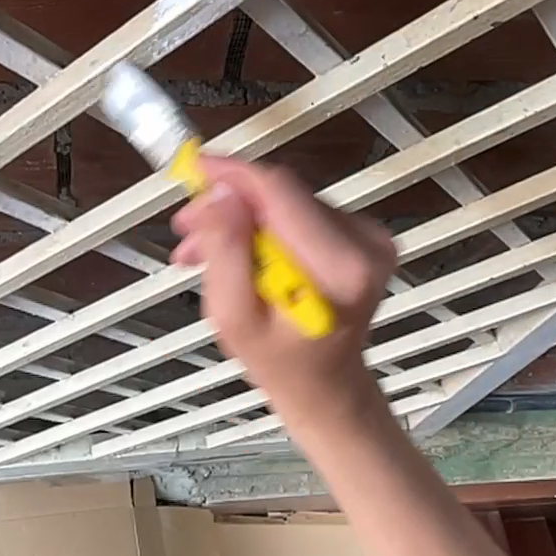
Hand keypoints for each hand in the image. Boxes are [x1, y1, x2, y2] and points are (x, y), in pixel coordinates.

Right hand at [170, 155, 396, 425]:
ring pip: (286, 202)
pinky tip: (236, 252)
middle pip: (282, 195)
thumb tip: (219, 194)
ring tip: (202, 251)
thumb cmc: (278, 363)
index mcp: (340, 266)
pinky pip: (299, 213)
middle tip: (185, 230)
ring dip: (240, 218)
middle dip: (227, 204)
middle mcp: (365, 242)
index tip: (191, 169)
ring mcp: (369, 236)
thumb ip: (226, 253)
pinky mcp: (362, 235)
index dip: (233, 175)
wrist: (325, 386)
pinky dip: (262, 227)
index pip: (280, 193)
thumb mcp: (234, 317)